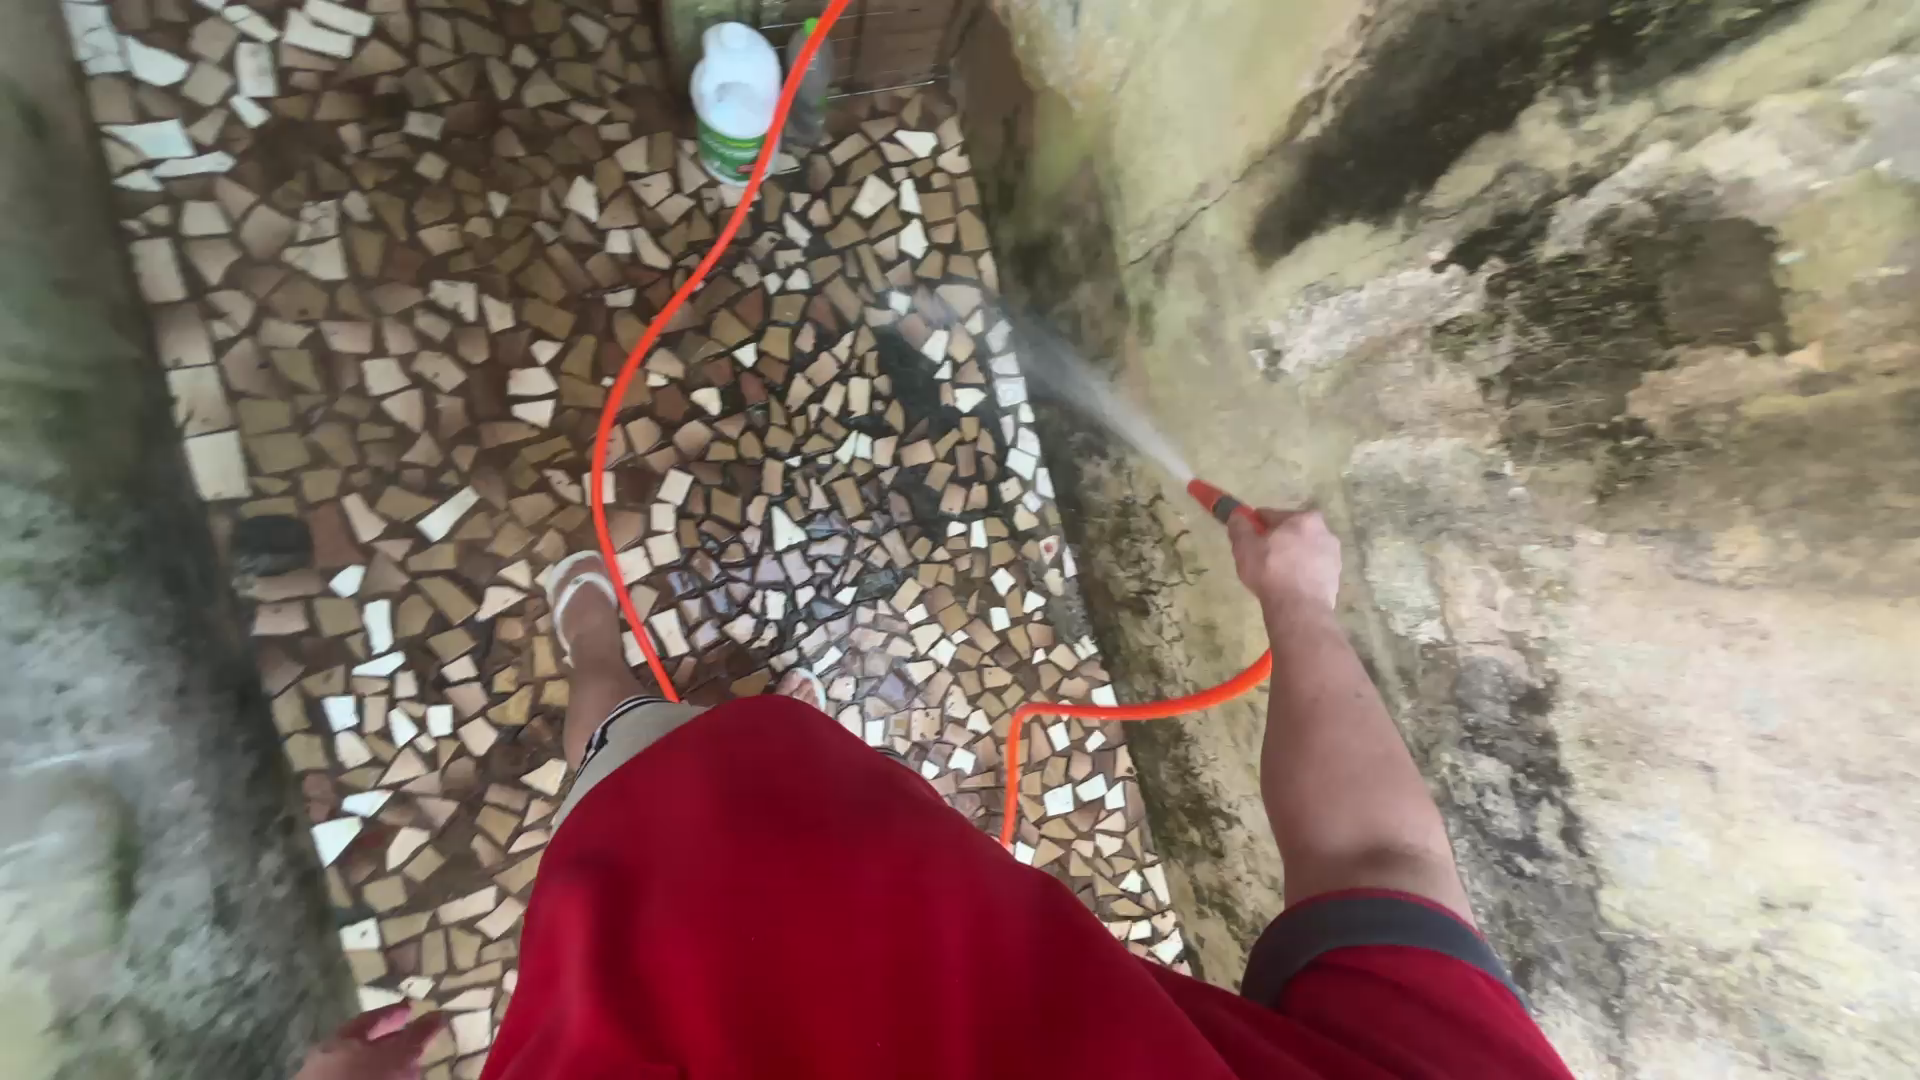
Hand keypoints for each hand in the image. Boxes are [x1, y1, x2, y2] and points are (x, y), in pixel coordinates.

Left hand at [293, 1004, 444, 1079]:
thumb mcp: (399, 1054)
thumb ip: (418, 1033)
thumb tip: (438, 1014)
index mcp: (337, 1041)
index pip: (368, 1019)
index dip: (393, 1012)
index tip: (412, 1009)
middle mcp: (324, 1061)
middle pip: (363, 1045)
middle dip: (392, 1042)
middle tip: (415, 1041)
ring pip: (360, 1067)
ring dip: (386, 1065)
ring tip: (411, 1068)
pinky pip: (357, 1079)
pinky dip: (377, 1077)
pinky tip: (395, 1079)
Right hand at [1227, 508, 1340, 612]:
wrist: (1298, 607)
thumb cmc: (1270, 570)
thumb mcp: (1244, 546)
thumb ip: (1239, 526)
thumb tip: (1237, 516)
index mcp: (1303, 518)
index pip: (1271, 515)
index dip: (1255, 527)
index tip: (1247, 540)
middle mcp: (1324, 531)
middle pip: (1291, 532)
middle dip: (1276, 542)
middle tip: (1260, 559)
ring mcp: (1333, 555)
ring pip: (1303, 551)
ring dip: (1290, 557)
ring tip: (1275, 576)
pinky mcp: (1335, 576)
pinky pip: (1312, 569)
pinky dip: (1301, 573)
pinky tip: (1288, 586)